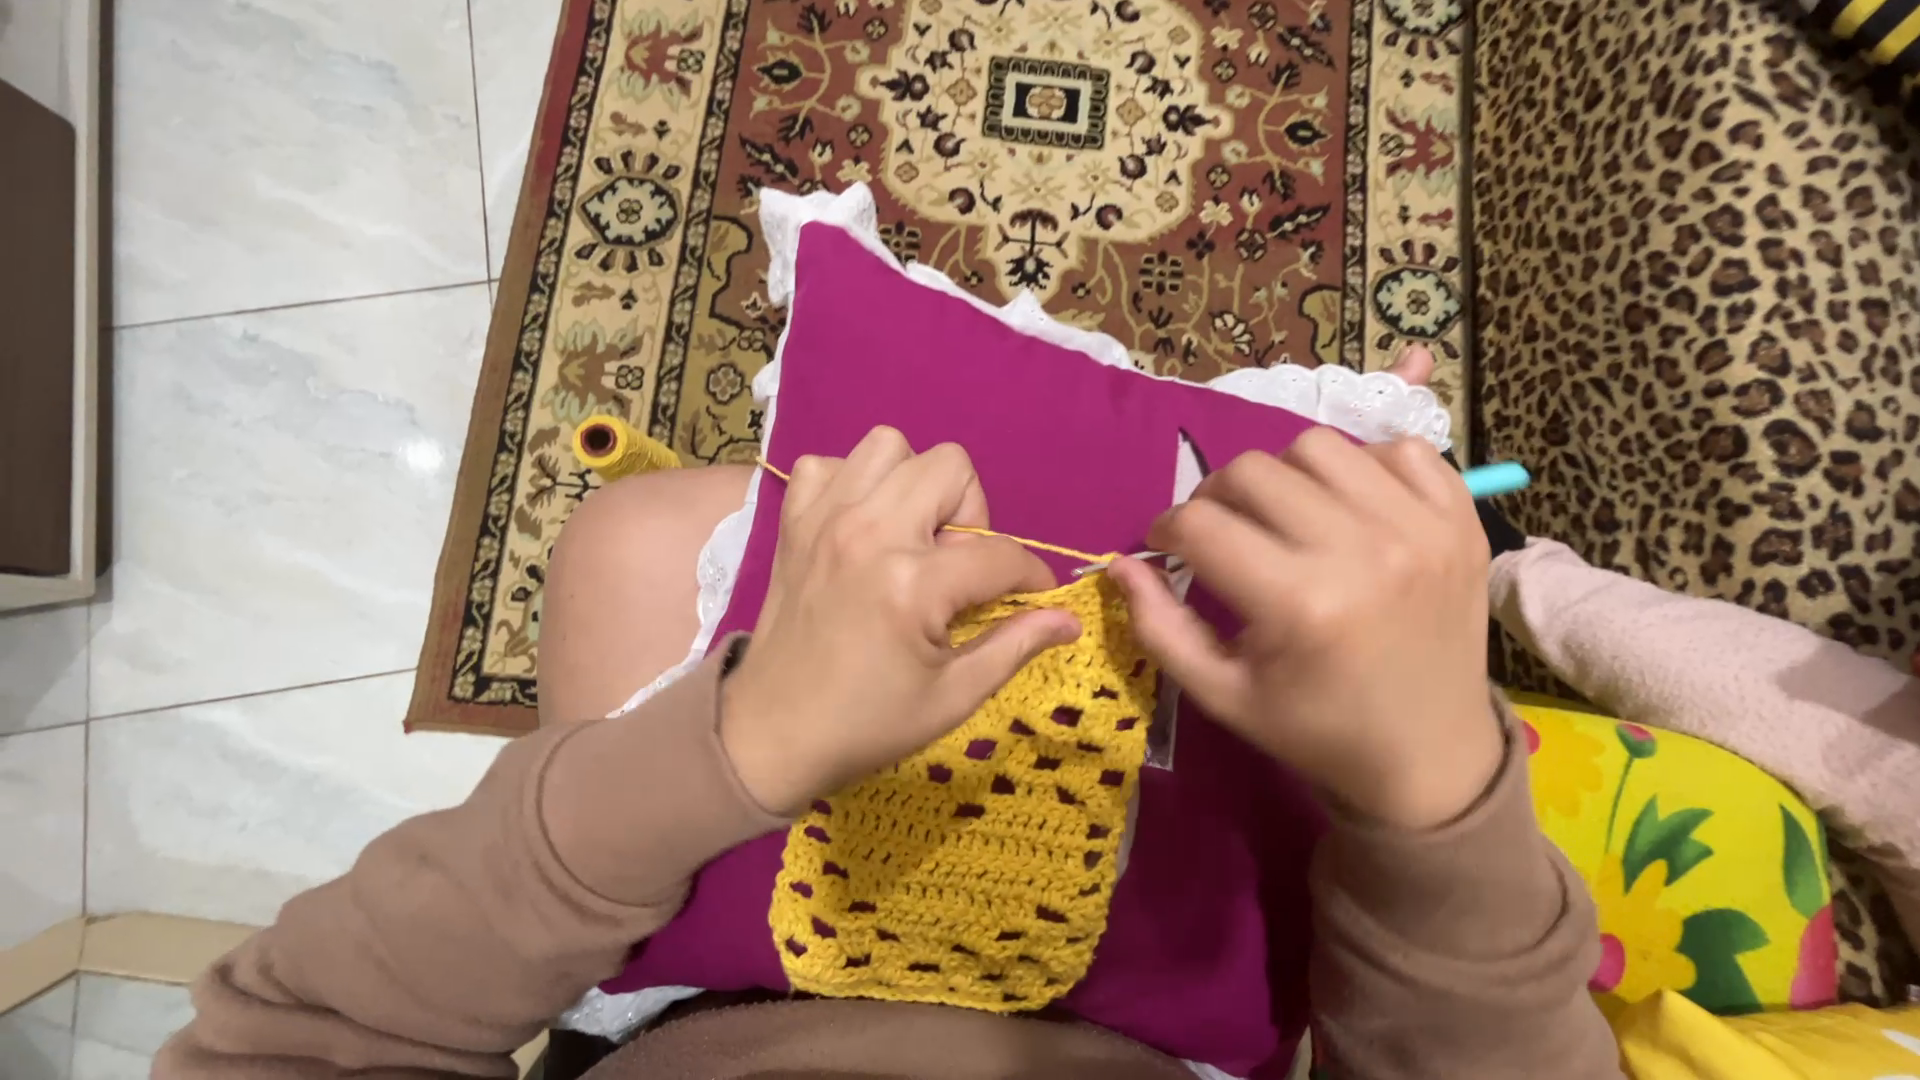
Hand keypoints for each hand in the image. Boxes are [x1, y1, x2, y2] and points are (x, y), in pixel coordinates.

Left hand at [721, 427, 1081, 814]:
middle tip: (956, 565)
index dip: (1029, 576)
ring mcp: (824, 519)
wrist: (770, 734)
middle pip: (950, 468)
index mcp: (911, 584)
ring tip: (912, 536)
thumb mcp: (953, 697)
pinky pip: (829, 464)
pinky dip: (853, 483)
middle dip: (971, 515)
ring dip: (914, 484)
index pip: (998, 554)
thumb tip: (1070, 619)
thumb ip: (1015, 645)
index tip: (1031, 594)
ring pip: (889, 446)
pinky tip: (861, 527)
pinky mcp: (793, 522)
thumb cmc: (867, 724)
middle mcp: (868, 532)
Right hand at [1108, 429, 1499, 829]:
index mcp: (1300, 604)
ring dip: (1282, 475)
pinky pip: (1401, 449)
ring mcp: (1422, 529)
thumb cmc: (1314, 728)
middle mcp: (1364, 551)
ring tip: (1283, 517)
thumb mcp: (1220, 693)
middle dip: (1213, 496)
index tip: (1166, 548)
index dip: (1165, 530)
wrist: (1431, 755)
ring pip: (1319, 446)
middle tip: (1217, 531)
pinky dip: (1363, 468)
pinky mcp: (1462, 521)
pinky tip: (1349, 510)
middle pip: (1252, 470)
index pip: (1201, 524)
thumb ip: (1158, 627)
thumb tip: (1119, 564)